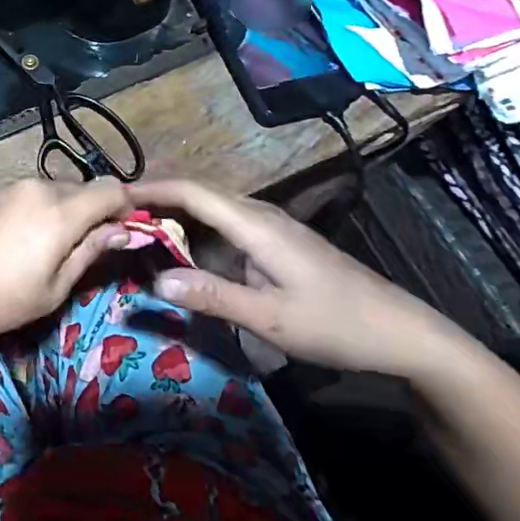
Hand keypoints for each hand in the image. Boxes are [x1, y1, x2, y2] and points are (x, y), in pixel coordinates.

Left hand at [0, 181, 134, 345]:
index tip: (123, 235)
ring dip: (63, 211)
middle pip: (83, 188)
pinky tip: (14, 242)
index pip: (112, 187)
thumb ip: (91, 253)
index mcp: (60, 210)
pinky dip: (36, 211)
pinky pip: (26, 194)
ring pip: (54, 190)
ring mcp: (9, 185)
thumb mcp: (52, 290)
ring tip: (44, 251)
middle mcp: (38, 186)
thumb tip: (124, 231)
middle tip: (84, 250)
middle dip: (93, 212)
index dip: (126, 207)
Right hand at [130, 180, 473, 379]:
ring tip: (140, 224)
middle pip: (200, 191)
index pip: (193, 191)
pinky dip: (196, 226)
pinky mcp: (277, 240)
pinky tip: (186, 246)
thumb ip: (213, 297)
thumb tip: (155, 280)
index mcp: (256, 224)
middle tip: (117, 212)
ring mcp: (271, 225)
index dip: (152, 188)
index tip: (115, 194)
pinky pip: (225, 221)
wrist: (404, 332)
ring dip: (176, 209)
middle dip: (157, 196)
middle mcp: (261, 214)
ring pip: (213, 205)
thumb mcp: (271, 320)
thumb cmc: (338, 324)